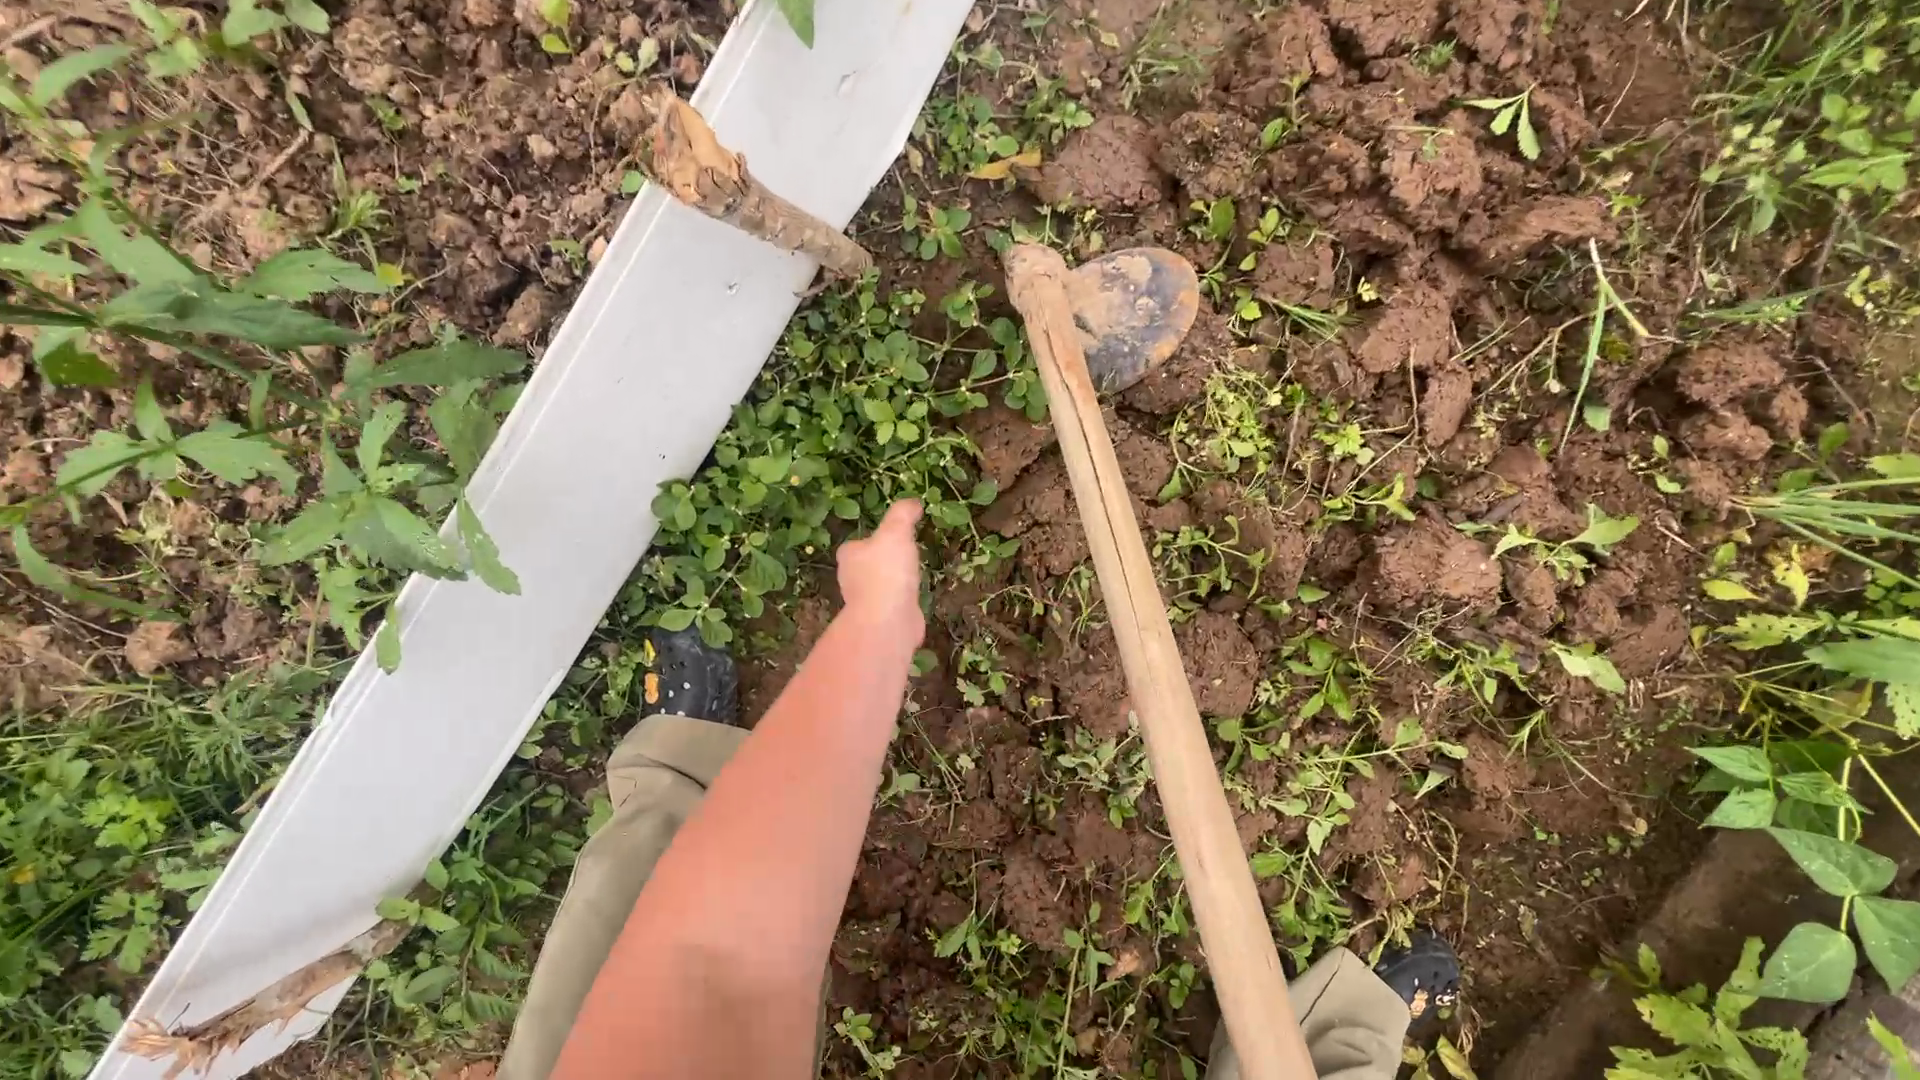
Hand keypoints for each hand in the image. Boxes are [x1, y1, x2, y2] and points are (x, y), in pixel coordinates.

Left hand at [836, 500, 923, 636]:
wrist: (888, 619)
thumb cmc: (886, 571)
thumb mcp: (896, 532)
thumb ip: (902, 514)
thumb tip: (913, 502)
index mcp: (849, 555)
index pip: (856, 544)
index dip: (873, 539)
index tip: (893, 537)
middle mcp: (851, 579)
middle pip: (867, 565)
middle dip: (883, 561)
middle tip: (906, 554)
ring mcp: (865, 601)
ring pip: (879, 586)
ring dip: (893, 582)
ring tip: (913, 576)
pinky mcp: (880, 619)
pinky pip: (892, 604)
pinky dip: (901, 601)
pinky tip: (913, 599)